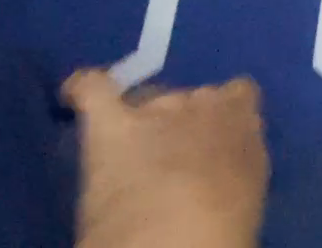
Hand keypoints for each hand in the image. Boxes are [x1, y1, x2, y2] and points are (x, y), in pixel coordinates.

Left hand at [63, 70, 269, 247]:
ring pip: (146, 102)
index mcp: (240, 115)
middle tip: (172, 167)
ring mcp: (155, 111)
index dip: (224, 117)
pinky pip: (95, 93)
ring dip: (140, 125)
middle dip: (180, 126)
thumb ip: (237, 157)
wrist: (176, 241)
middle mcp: (200, 100)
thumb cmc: (225, 224)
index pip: (238, 94)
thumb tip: (222, 158)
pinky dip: (83, 89)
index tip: (217, 143)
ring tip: (130, 161)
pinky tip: (72, 91)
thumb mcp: (249, 184)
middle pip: (190, 99)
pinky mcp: (112, 129)